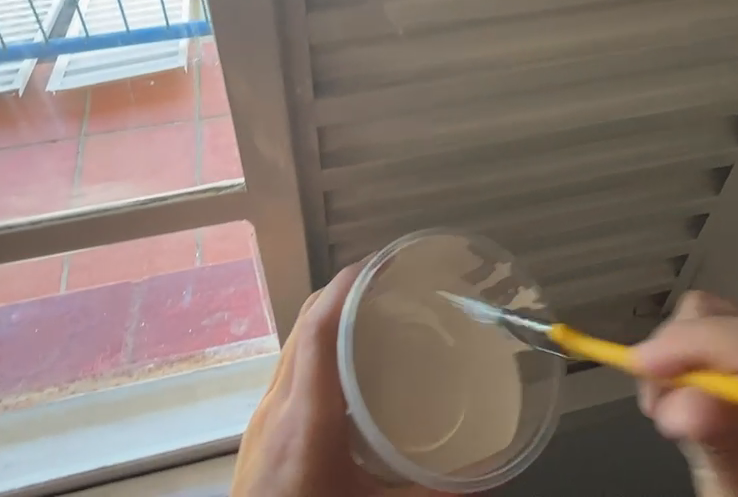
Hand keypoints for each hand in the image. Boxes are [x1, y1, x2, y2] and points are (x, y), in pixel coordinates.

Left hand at [233, 262, 437, 496]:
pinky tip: (342, 366)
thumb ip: (425, 495)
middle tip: (387, 284)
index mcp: (307, 420)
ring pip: (293, 342)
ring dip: (327, 315)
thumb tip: (479, 482)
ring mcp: (262, 414)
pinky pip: (289, 365)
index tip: (378, 264)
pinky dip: (316, 345)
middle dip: (342, 291)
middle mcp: (278, 405)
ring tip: (370, 314)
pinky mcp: (258, 428)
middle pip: (303, 324)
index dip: (344, 288)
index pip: (318, 330)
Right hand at [634, 292, 737, 496]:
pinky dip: (693, 347)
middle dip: (679, 350)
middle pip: (731, 320)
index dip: (694, 344)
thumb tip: (686, 401)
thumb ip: (723, 451)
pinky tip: (690, 389)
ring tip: (669, 403)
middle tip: (654, 404)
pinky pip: (722, 320)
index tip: (642, 367)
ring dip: (680, 349)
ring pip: (718, 311)